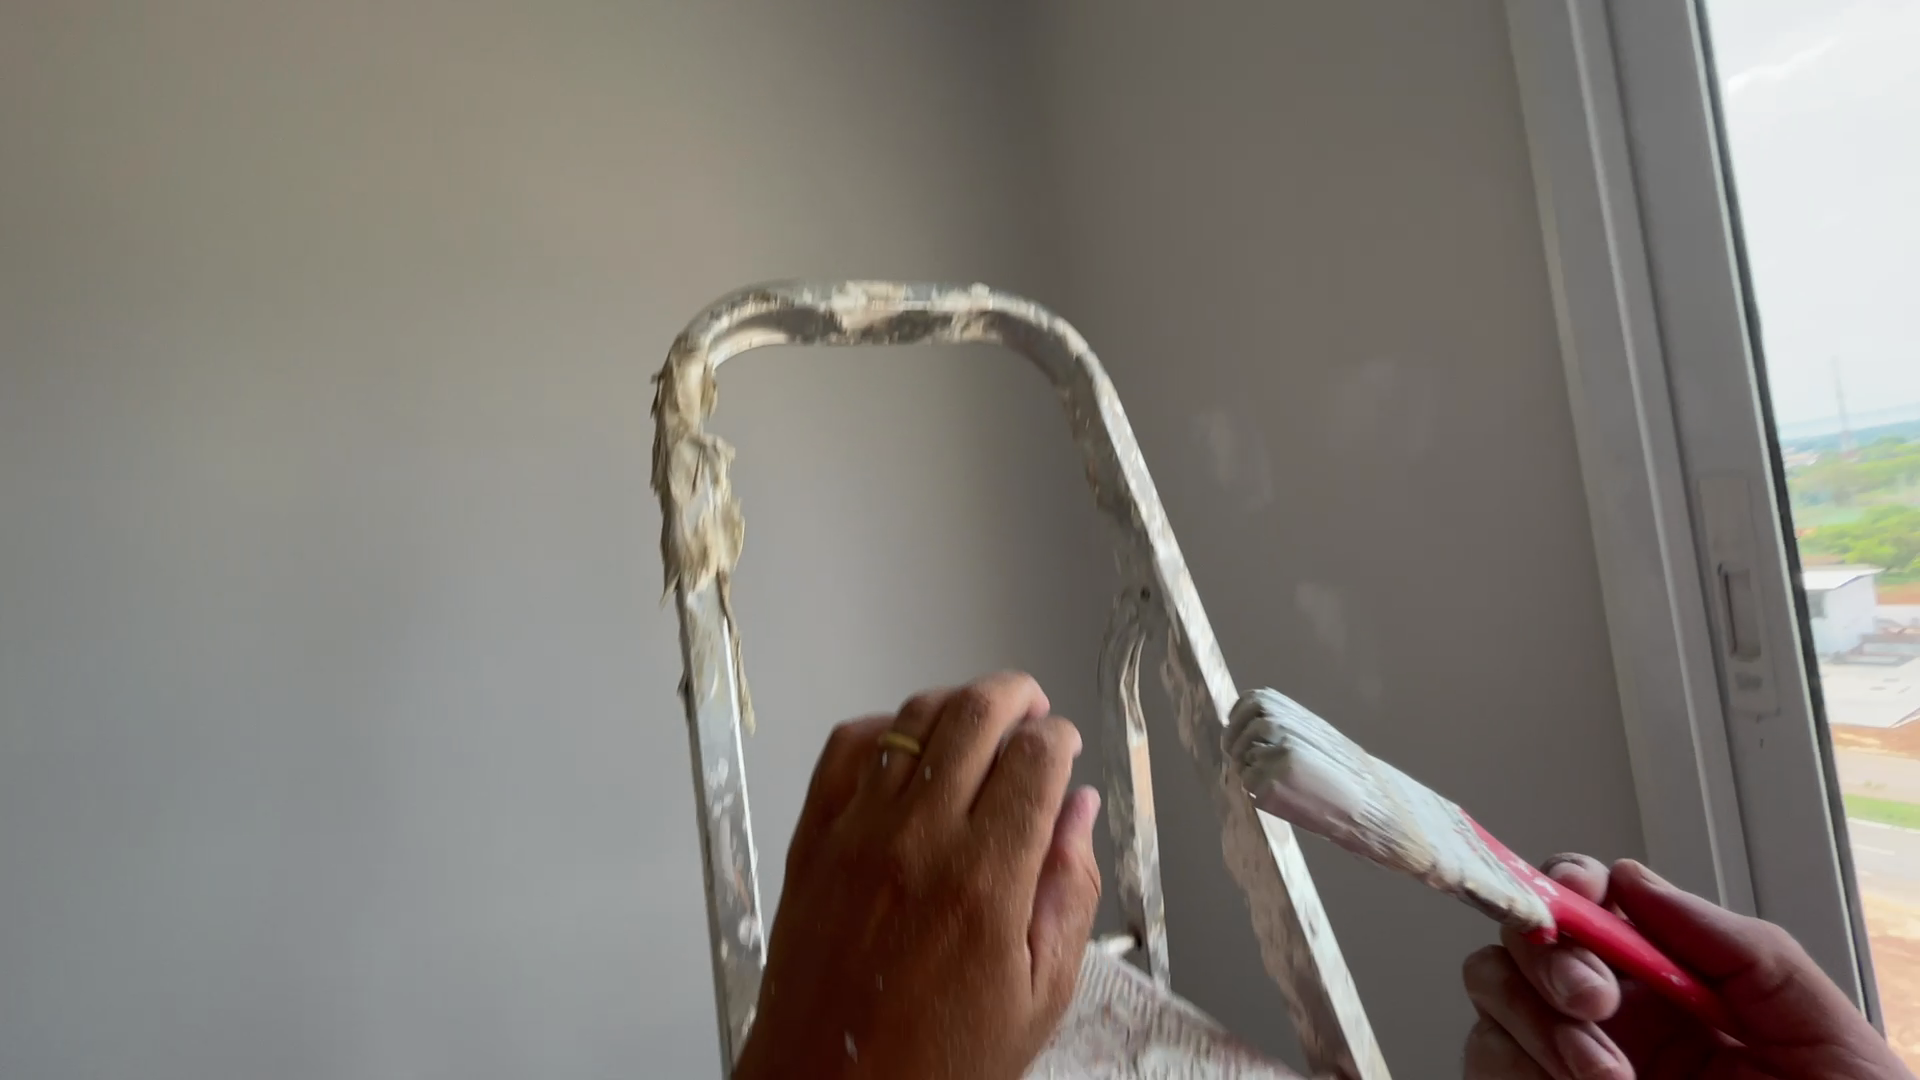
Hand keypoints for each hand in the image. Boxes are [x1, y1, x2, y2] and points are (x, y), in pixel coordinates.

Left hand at [732, 672, 1102, 1079]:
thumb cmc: (945, 1057)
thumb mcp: (1041, 994)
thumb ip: (1070, 890)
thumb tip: (1081, 805)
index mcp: (986, 879)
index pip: (1035, 760)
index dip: (1059, 737)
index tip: (1063, 745)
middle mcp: (920, 836)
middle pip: (976, 714)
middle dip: (1016, 694)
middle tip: (1031, 709)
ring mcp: (859, 827)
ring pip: (915, 717)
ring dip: (958, 701)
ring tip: (980, 719)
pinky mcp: (815, 831)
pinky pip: (848, 744)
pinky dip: (886, 726)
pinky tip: (909, 744)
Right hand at [1462, 854, 1910, 1078]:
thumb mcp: (1833, 1055)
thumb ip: (1749, 955)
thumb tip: (1631, 877)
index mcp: (1669, 984)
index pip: (1591, 896)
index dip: (1568, 880)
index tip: (1575, 894)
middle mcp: (1604, 1009)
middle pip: (1523, 930)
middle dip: (1548, 956)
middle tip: (1592, 1002)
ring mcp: (1557, 1053)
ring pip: (1489, 983)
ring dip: (1534, 1020)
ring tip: (1602, 1078)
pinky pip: (1483, 1054)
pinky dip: (1517, 1067)